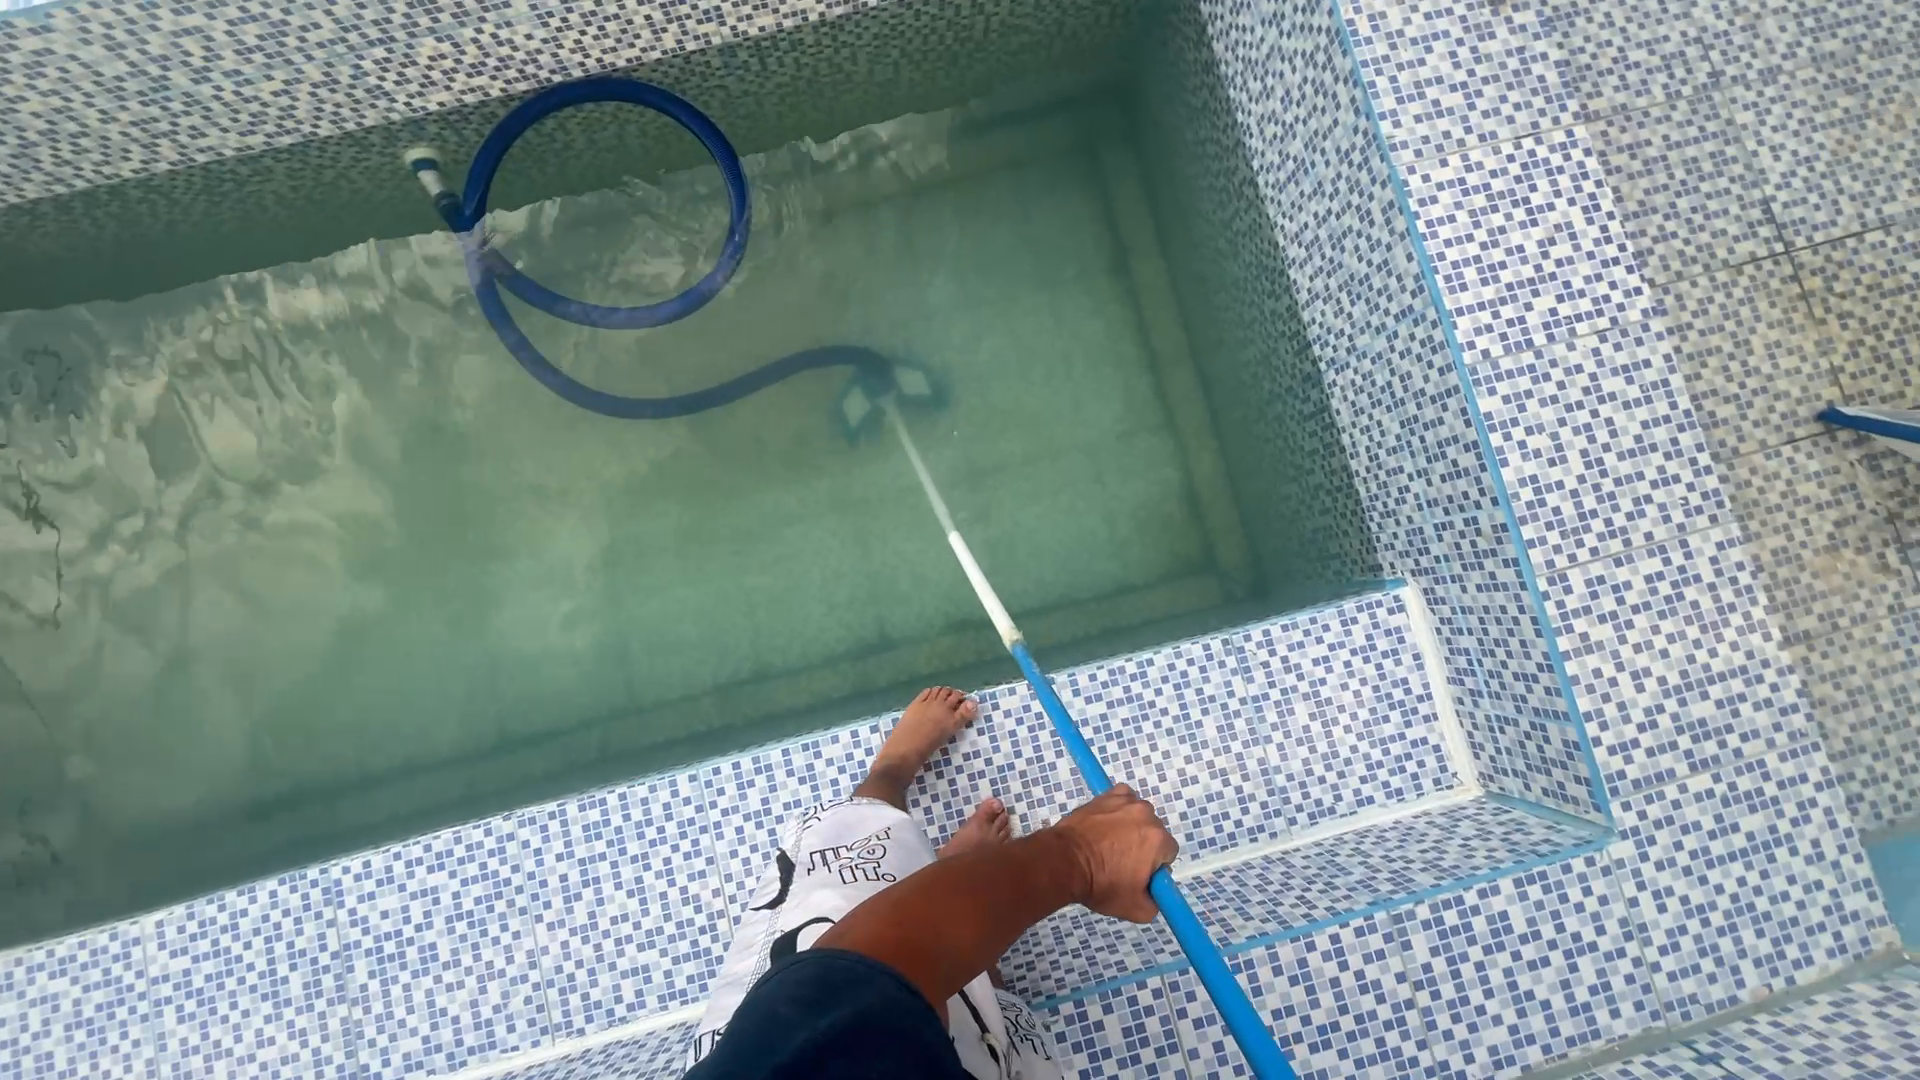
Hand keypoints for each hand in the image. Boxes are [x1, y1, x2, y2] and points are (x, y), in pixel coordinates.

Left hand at [1051, 784, 1178, 922]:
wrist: (1064, 860)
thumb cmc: (1101, 884)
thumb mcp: (1136, 909)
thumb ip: (1156, 902)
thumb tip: (1154, 892)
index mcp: (1158, 840)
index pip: (1168, 853)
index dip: (1155, 867)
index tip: (1138, 875)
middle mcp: (1146, 814)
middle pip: (1154, 832)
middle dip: (1143, 846)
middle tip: (1122, 862)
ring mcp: (1124, 801)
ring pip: (1138, 815)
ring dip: (1131, 826)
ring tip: (1110, 843)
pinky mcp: (1105, 795)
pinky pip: (1122, 798)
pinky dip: (1118, 809)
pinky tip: (1107, 822)